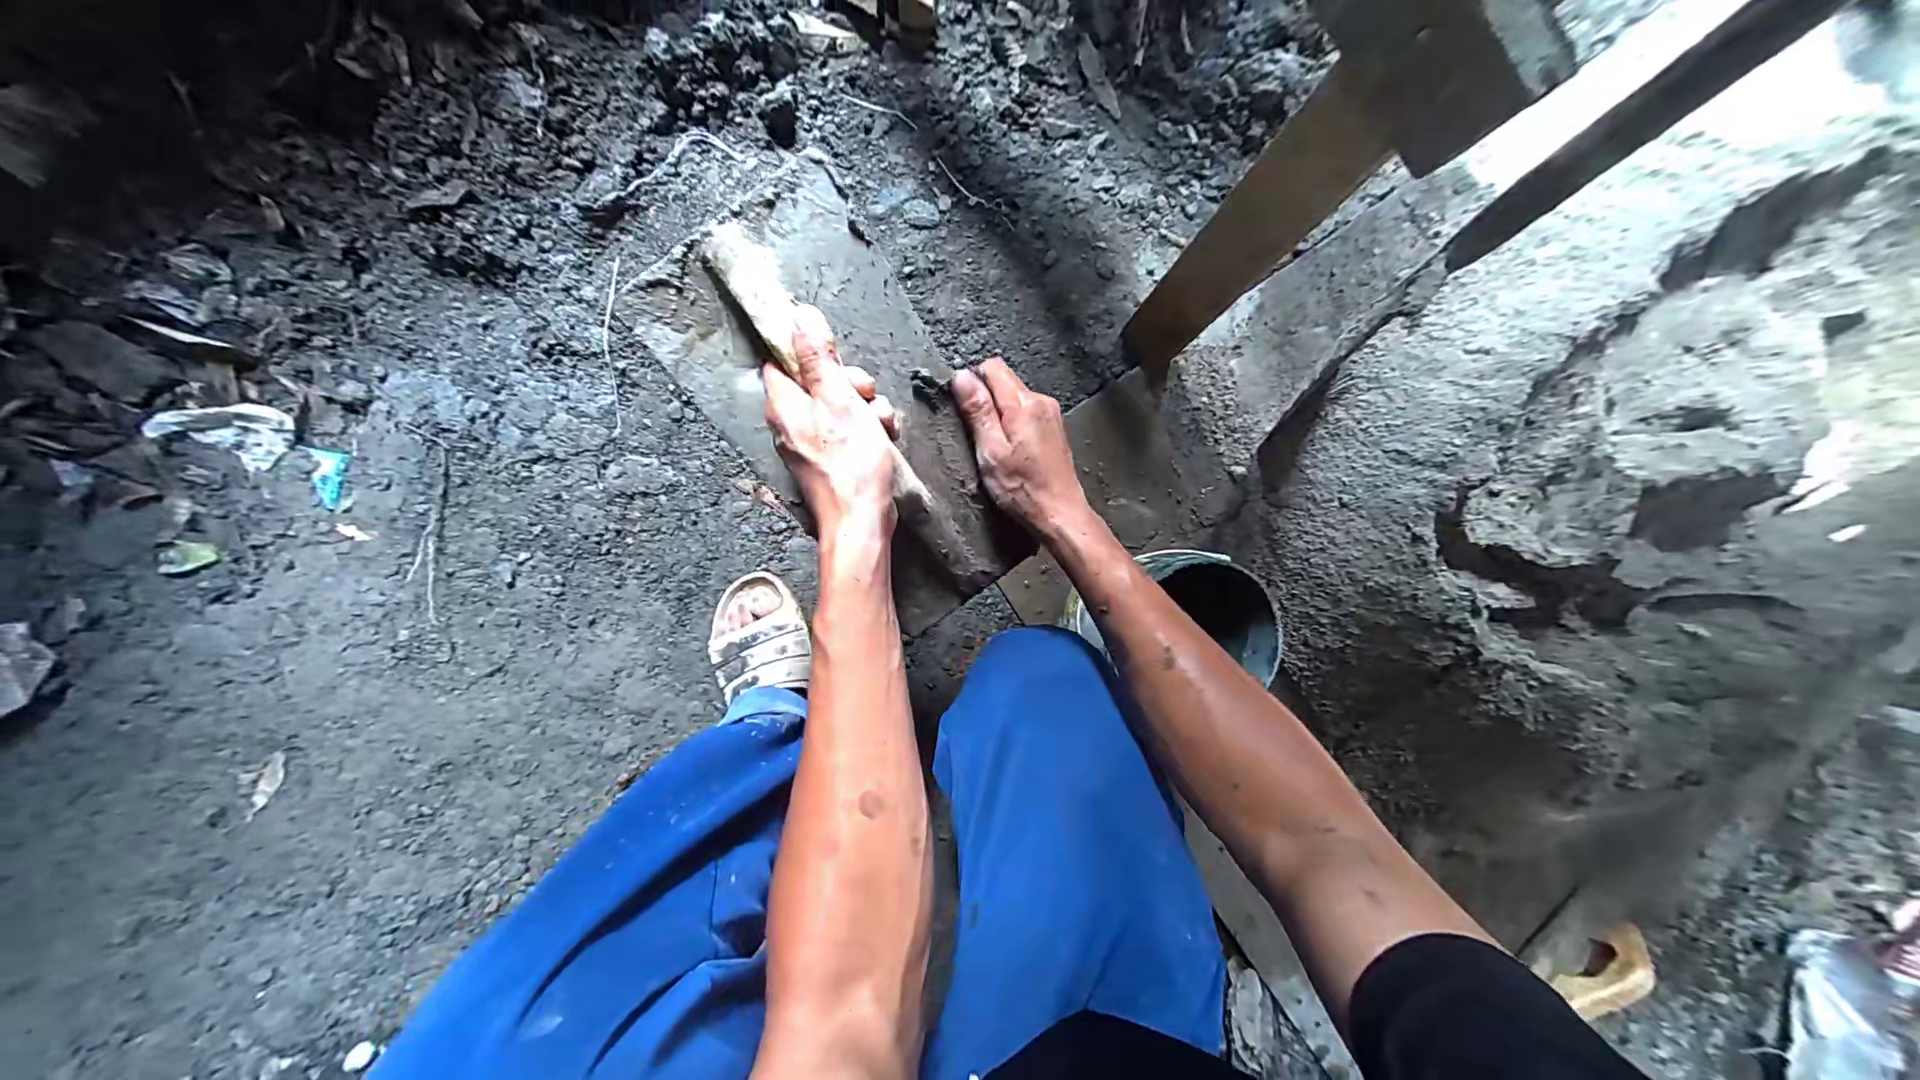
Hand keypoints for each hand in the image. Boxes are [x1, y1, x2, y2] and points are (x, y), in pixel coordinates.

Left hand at [763, 305, 900, 539]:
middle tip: (865, 394)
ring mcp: (809, 441)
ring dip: (865, 407)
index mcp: (783, 404)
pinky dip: (866, 428)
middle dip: (850, 382)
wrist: (861, 521)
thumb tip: (800, 318)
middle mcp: (790, 422)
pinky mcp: (829, 457)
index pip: (783, 360)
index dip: (812, 353)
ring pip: (838, 405)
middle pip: (817, 381)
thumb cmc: (850, 468)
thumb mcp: (840, 400)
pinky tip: (882, 437)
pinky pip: (846, 429)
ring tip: (880, 423)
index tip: (838, 358)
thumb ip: (819, 359)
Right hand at [950, 357, 1093, 539]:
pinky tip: (1011, 451)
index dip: (971, 381)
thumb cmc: (1024, 490)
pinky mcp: (1053, 429)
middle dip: (985, 399)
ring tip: (994, 446)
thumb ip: (977, 411)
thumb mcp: (991, 451)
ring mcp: (1051, 414)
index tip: (963, 408)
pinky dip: (1013, 424)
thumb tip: (961, 376)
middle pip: (1004, 380)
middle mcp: (1041, 402)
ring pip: (1014, 397)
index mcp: (1024, 404)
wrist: (1060, 514)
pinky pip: (1026, 413)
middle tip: (977, 434)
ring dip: (999, 413)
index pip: (991, 367)